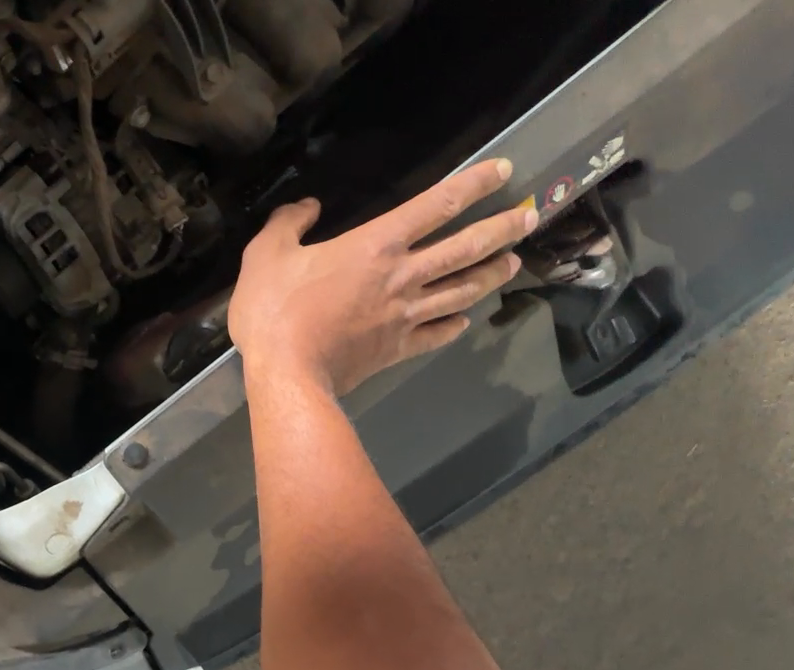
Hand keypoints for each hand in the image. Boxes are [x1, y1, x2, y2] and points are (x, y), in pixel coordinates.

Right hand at [227, 158, 536, 396]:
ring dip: (492, 274)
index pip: (437, 204)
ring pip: (463, 289)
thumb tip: (306, 207)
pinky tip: (464, 322)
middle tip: (529, 217)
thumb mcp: (264, 256)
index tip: (504, 170)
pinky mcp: (397, 348)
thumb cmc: (273, 312)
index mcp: (376, 245)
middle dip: (504, 228)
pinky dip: (455, 326)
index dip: (475, 183)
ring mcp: (405, 315)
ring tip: (512, 263)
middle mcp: (404, 275)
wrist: (286, 375)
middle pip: (468, 246)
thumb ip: (287, 224)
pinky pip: (438, 334)